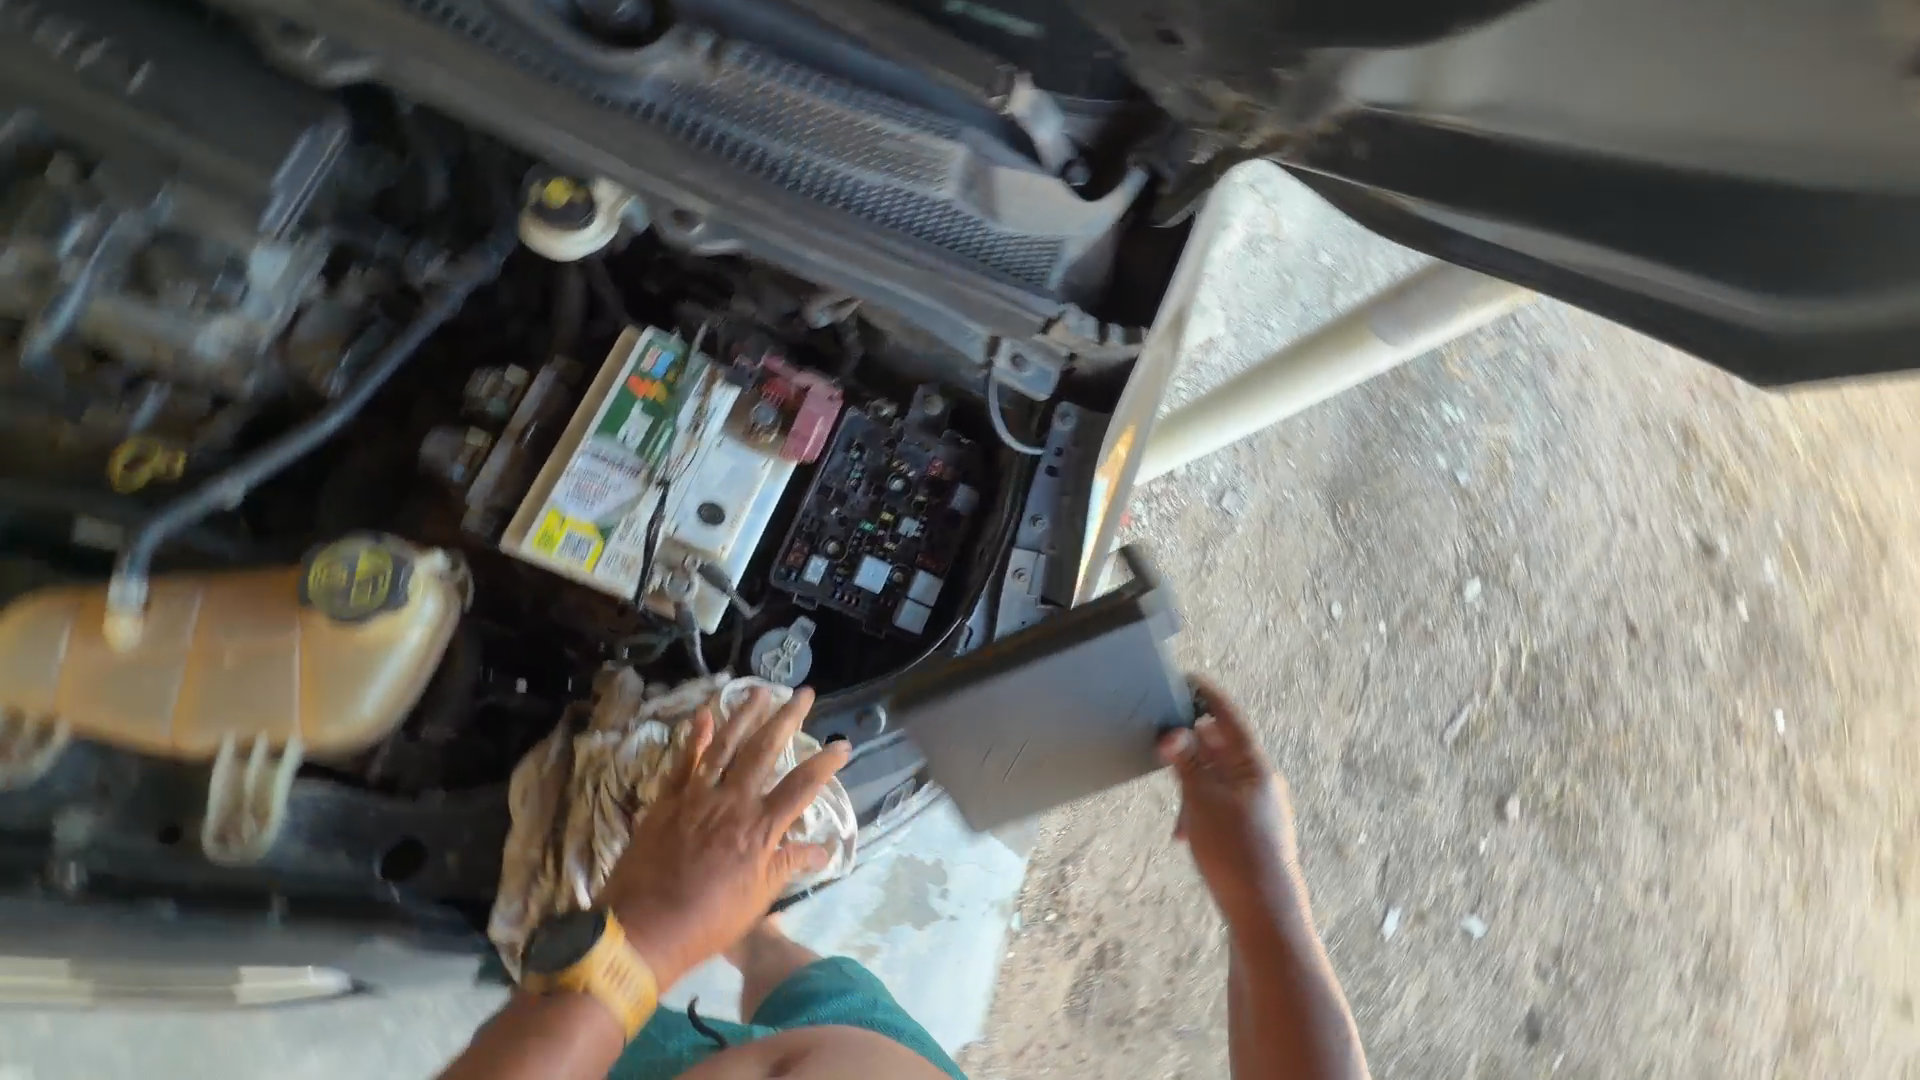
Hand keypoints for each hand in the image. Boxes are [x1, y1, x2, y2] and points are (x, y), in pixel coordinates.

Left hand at [597, 686, 849, 987]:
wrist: (642, 931)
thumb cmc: (707, 921)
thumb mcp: (758, 899)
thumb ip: (789, 865)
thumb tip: (824, 850)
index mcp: (759, 828)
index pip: (802, 786)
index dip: (825, 763)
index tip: (843, 744)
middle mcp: (733, 802)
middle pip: (766, 750)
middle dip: (788, 718)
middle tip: (804, 693)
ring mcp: (698, 796)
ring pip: (726, 745)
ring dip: (745, 714)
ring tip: (760, 690)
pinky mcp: (668, 800)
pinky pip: (685, 761)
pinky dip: (696, 736)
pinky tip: (705, 714)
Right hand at [1157, 678, 1302, 930]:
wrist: (1265, 915)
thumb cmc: (1236, 851)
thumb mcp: (1202, 800)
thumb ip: (1185, 763)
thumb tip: (1171, 732)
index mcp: (1255, 768)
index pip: (1229, 719)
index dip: (1209, 697)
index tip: (1187, 679)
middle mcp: (1260, 784)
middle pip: (1221, 749)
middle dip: (1191, 746)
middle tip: (1161, 741)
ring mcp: (1256, 809)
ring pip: (1216, 780)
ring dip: (1191, 784)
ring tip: (1173, 805)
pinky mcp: (1249, 834)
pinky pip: (1218, 806)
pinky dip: (1198, 810)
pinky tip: (1183, 835)